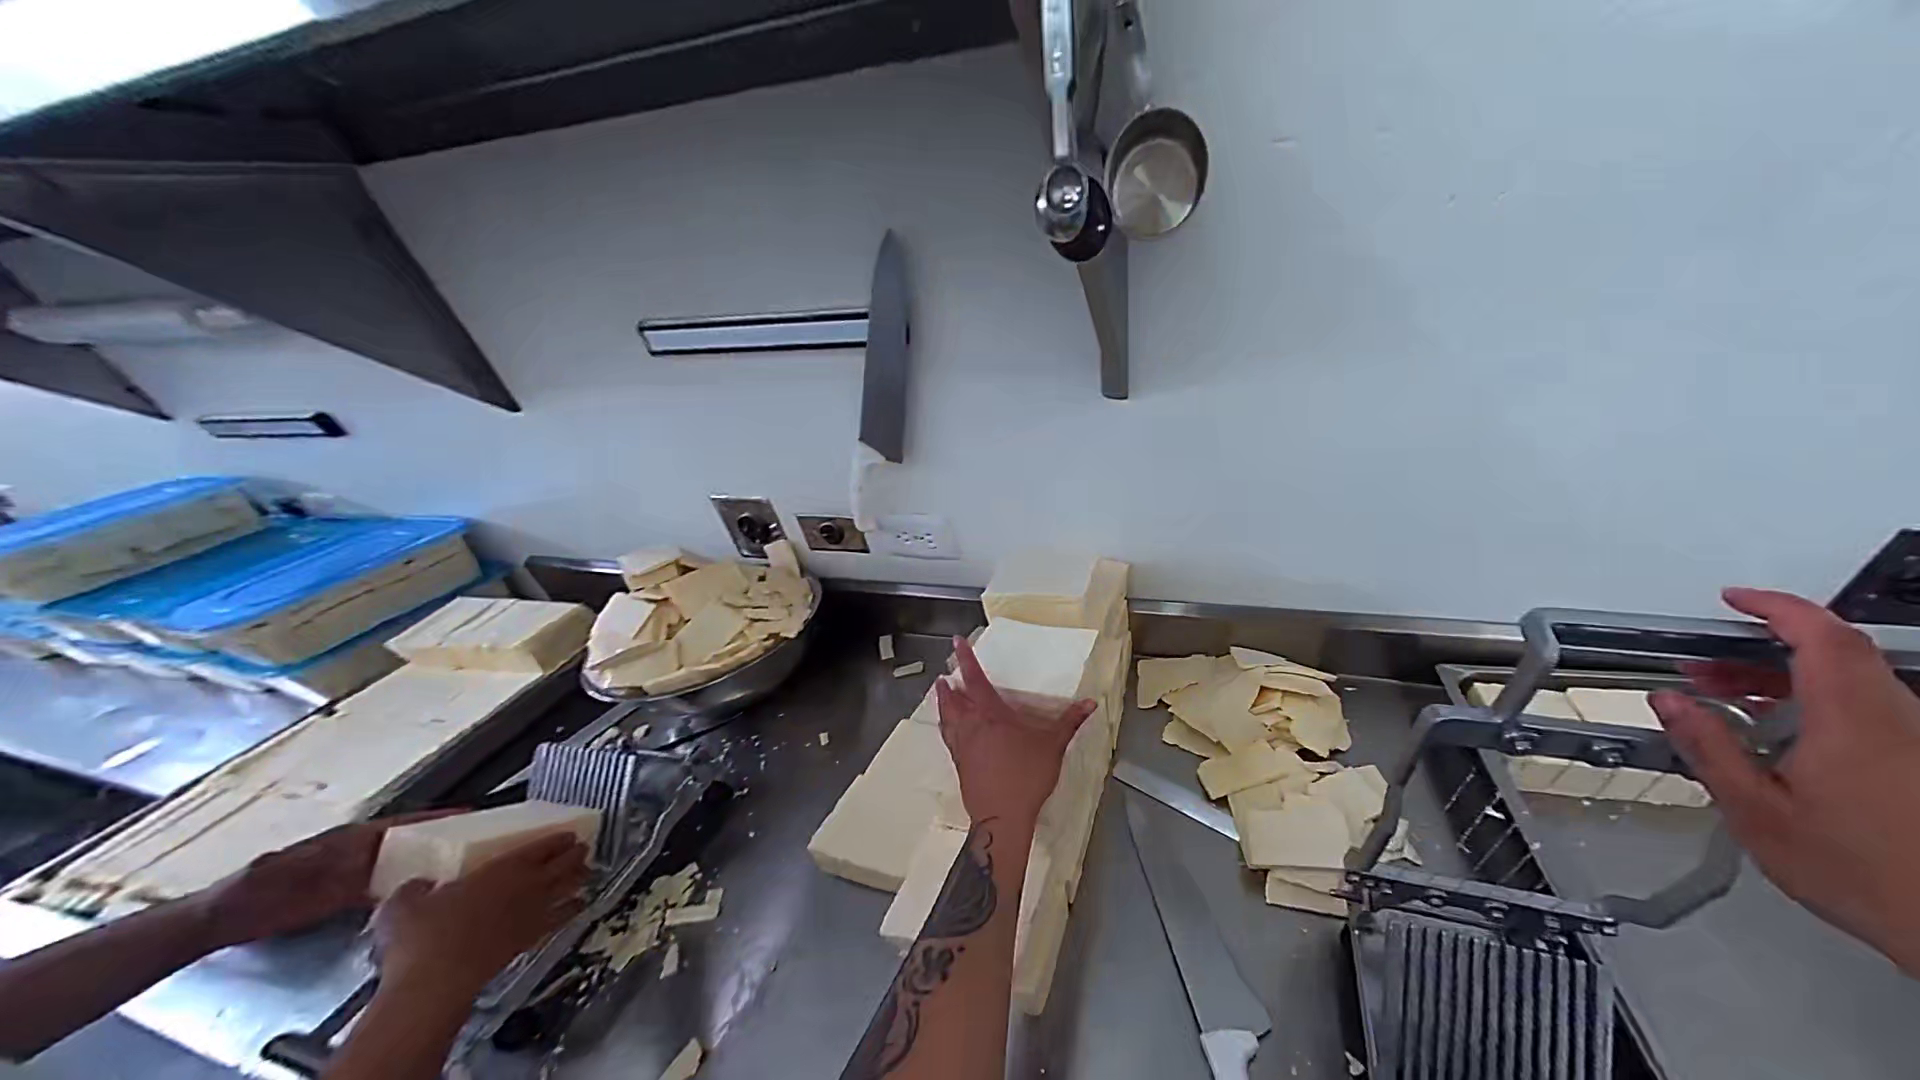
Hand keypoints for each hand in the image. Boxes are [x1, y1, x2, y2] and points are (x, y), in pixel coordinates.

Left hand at [190, 812, 452, 948]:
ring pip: (402, 863)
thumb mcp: (281, 873)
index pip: (401, 824)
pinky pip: (389, 888)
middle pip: (409, 841)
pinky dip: (410, 888)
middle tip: (480, 840)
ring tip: (462, 867)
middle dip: (443, 837)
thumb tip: (356, 848)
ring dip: (429, 863)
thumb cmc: (247, 893)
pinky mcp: (347, 898)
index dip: (435, 819)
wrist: (214, 922)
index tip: (468, 814)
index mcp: (347, 841)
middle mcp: (357, 853)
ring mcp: (353, 875)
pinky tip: (424, 898)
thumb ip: (319, 858)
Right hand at [371, 834, 588, 996]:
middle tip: (584, 848)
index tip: (569, 835)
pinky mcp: (529, 940)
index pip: (542, 846)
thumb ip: (415, 888)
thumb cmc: (420, 939)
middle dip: (578, 854)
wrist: (434, 985)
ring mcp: (532, 914)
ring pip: (569, 888)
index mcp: (504, 868)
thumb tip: (419, 884)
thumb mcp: (404, 904)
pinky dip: (574, 909)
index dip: (559, 839)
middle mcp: (527, 886)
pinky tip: (579, 906)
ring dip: (581, 877)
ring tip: (587, 872)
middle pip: (564, 863)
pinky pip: (561, 918)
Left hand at [935, 636, 1096, 828]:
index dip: (966, 659)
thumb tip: (1090, 703)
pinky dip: (946, 726)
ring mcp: (962, 745)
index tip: (956, 641)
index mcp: (991, 714)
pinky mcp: (959, 763)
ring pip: (947, 717)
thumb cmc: (1027, 776)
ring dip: (943, 703)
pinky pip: (948, 737)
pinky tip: (950, 729)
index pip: (975, 680)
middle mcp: (971, 725)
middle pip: (954, 699)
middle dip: (949, 685)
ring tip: (941, 693)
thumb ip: (1069, 722)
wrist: (1002, 816)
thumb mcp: (1052, 746)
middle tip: (945, 674)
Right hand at [1650, 587, 1919, 973]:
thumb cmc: (1863, 872)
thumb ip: (1709, 747)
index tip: (1732, 599)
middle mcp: (1903, 723)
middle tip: (1701, 672)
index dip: (1777, 608)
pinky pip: (1874, 715)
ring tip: (1730, 704)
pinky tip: (1781, 738)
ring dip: (1785, 683)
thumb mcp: (1758, 810)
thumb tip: (1669, 701)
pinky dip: (1817, 708)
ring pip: (1854, 688)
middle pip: (1835, 661)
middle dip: (1759, 655)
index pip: (1823, 638)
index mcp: (1858, 723)